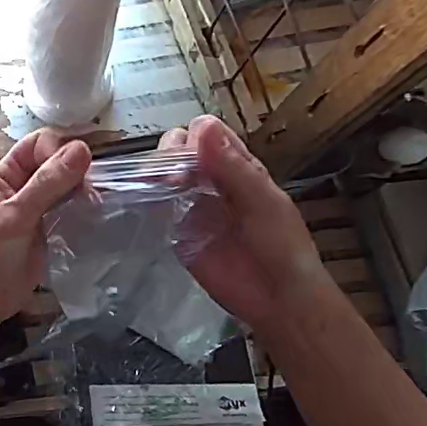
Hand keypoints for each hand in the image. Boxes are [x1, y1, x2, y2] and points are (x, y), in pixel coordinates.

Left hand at [0, 129, 91, 328]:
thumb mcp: (13, 217)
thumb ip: (46, 185)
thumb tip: (81, 150)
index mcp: (5, 175)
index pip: (39, 144)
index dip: (60, 149)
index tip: (79, 168)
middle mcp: (23, 187)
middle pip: (57, 162)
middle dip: (77, 170)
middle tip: (89, 191)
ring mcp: (38, 209)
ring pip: (68, 186)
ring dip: (83, 190)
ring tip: (94, 204)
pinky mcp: (52, 230)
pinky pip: (72, 210)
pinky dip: (84, 210)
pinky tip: (94, 216)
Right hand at [160, 115, 333, 331]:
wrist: (277, 299)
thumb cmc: (282, 246)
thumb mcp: (262, 201)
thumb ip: (231, 166)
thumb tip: (202, 126)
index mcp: (239, 168)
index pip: (208, 134)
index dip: (195, 135)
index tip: (188, 149)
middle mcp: (212, 182)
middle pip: (180, 152)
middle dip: (170, 153)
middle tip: (171, 174)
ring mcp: (193, 207)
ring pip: (165, 176)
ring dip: (155, 173)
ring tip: (157, 184)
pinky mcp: (178, 233)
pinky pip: (158, 209)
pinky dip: (148, 200)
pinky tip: (145, 199)